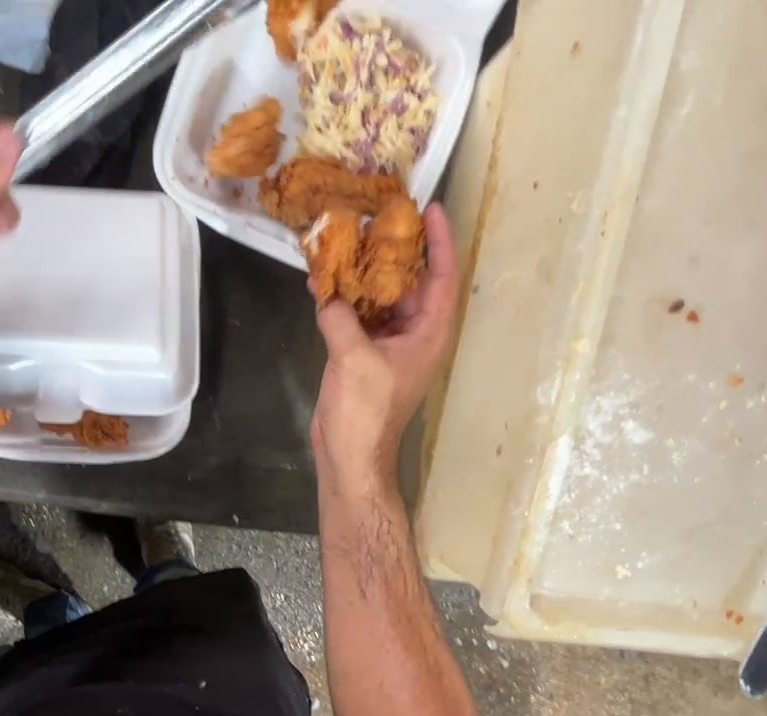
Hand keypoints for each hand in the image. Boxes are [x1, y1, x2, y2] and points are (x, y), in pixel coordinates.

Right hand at [310, 205, 459, 490]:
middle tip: (378, 219)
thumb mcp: (353, 357)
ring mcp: (388, 347)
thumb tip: (326, 291)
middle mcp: (414, 335)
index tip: (432, 209)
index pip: (443, 277)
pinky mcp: (363, 357)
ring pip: (380, 300)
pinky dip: (343, 302)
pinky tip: (323, 284)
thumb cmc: (365, 410)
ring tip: (346, 243)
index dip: (441, 242)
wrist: (349, 455)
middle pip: (410, 284)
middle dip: (394, 253)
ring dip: (363, 276)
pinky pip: (358, 319)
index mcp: (429, 333)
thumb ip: (340, 317)